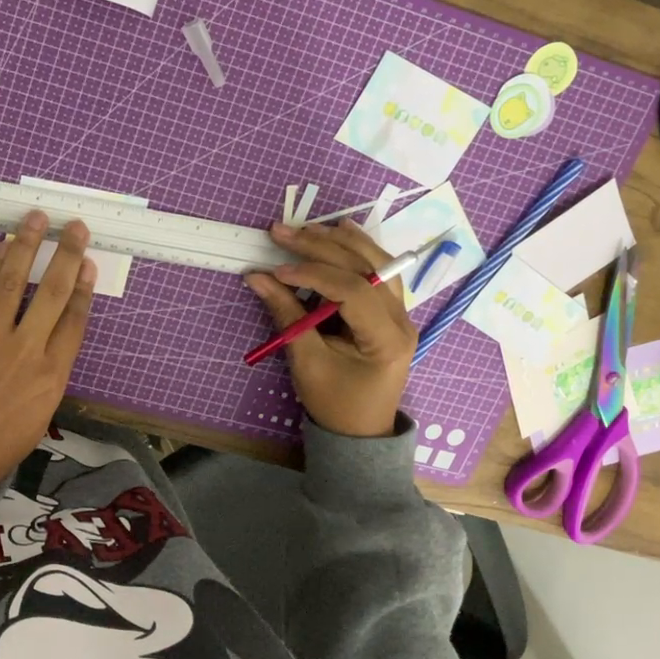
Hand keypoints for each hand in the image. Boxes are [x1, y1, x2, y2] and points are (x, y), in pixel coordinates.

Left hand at [0, 211, 96, 488]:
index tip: (89, 262)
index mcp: (51, 376)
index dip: (84, 288)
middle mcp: (26, 350)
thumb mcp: (39, 416)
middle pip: (51, 293)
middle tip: (76, 227)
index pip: (74, 321)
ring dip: (26, 246)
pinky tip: (4, 247)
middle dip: (65, 256)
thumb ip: (50, 375)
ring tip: (37, 219)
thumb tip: (54, 340)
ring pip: (13, 282)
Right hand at [243, 219, 416, 437]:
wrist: (359, 431)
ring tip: (309, 226)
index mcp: (387, 339)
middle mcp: (402, 319)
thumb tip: (257, 276)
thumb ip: (286, 314)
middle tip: (282, 233)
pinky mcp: (387, 310)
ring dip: (342, 241)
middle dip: (322, 247)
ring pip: (377, 263)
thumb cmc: (334, 401)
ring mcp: (399, 313)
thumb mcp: (306, 361)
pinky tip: (339, 231)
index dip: (314, 274)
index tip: (277, 270)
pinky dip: (356, 250)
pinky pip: (376, 271)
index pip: (353, 290)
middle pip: (366, 268)